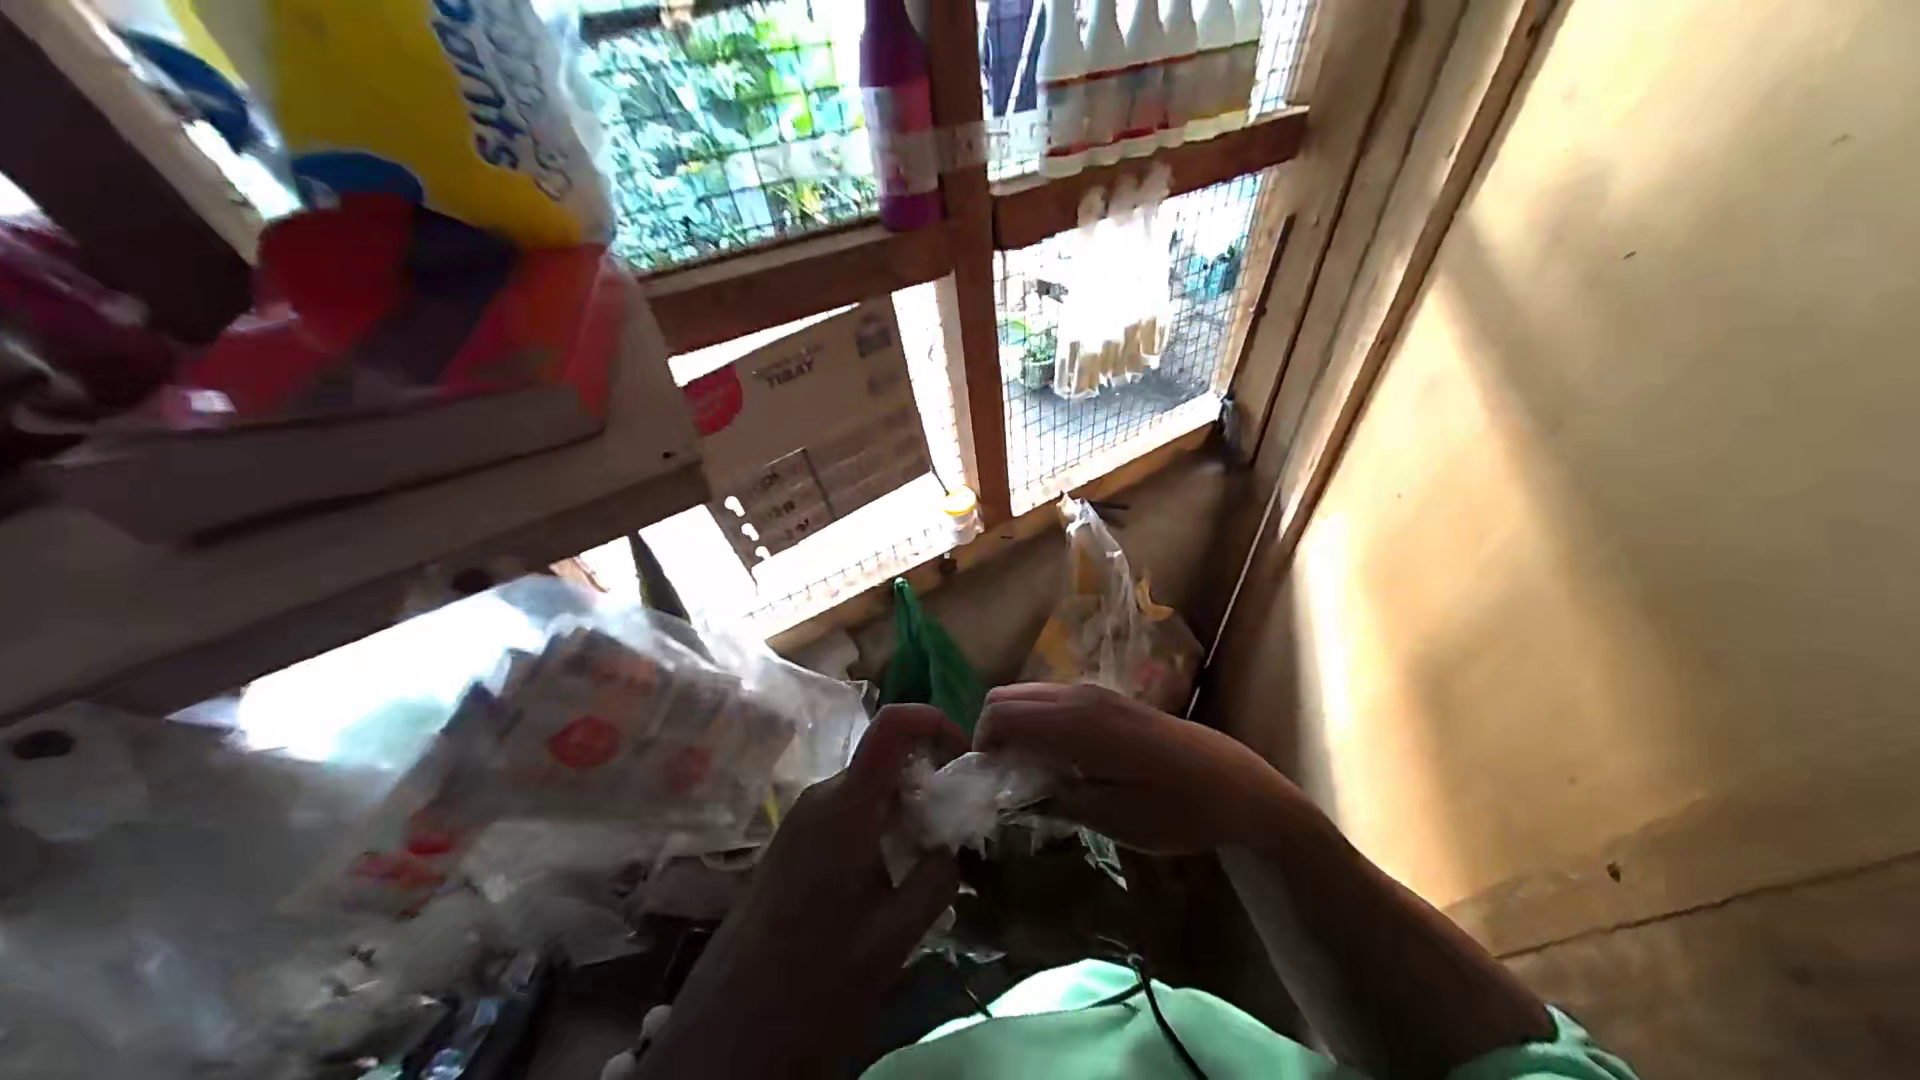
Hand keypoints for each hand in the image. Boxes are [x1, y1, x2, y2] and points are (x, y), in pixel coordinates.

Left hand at [638, 704, 966, 1078]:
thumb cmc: (814, 978)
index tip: (966, 758)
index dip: (936, 721)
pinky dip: (881, 826)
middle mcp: (822, 797)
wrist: (728, 1028)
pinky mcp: (795, 842)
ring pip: (870, 788)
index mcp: (846, 807)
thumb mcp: (894, 936)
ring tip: (928, 860)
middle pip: (886, 758)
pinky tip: (890, 876)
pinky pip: (849, 812)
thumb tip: (955, 845)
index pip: (893, 725)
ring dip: (907, 808)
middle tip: (958, 827)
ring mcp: (803, 818)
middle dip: (930, 780)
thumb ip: (937, 878)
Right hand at [975, 682, 1316, 853]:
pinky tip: (1057, 757)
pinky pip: (1051, 698)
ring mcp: (1095, 693)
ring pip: (1027, 694)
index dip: (983, 745)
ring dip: (1014, 724)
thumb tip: (1008, 799)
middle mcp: (1079, 697)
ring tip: (1028, 770)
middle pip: (1006, 696)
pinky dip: (1036, 720)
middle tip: (1004, 777)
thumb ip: (1055, 802)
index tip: (990, 783)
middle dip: (992, 732)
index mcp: (1076, 724)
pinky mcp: (1107, 698)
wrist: (1237, 786)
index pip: (1001, 714)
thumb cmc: (1178, 810)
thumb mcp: (1113, 821)